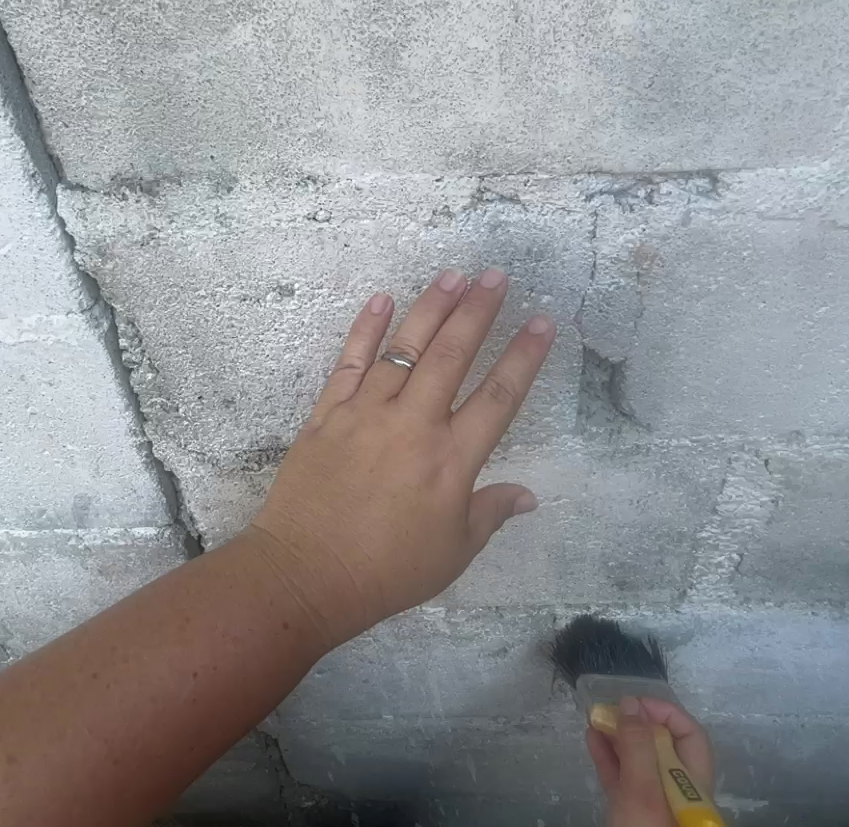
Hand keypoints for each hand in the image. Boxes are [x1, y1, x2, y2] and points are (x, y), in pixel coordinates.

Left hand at [241, 267, 555, 646]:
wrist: (306, 574)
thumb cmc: (386, 571)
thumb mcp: (452, 553)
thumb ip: (490, 514)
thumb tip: (529, 495)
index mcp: (451, 461)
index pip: (498, 397)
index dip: (524, 356)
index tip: (542, 321)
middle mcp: (413, 425)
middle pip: (452, 356)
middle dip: (478, 311)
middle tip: (496, 276)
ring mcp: (366, 413)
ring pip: (404, 348)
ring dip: (430, 308)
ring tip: (453, 275)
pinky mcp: (328, 413)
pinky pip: (349, 361)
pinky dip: (366, 328)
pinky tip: (382, 299)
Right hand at [588, 697, 717, 826]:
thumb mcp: (641, 790)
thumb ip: (638, 746)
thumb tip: (632, 704)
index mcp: (692, 786)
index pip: (690, 736)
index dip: (664, 713)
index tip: (634, 703)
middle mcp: (677, 792)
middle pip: (663, 746)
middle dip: (636, 721)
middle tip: (610, 707)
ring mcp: (655, 803)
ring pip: (639, 759)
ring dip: (618, 735)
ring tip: (595, 716)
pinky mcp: (633, 813)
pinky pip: (623, 777)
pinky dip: (608, 756)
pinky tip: (592, 739)